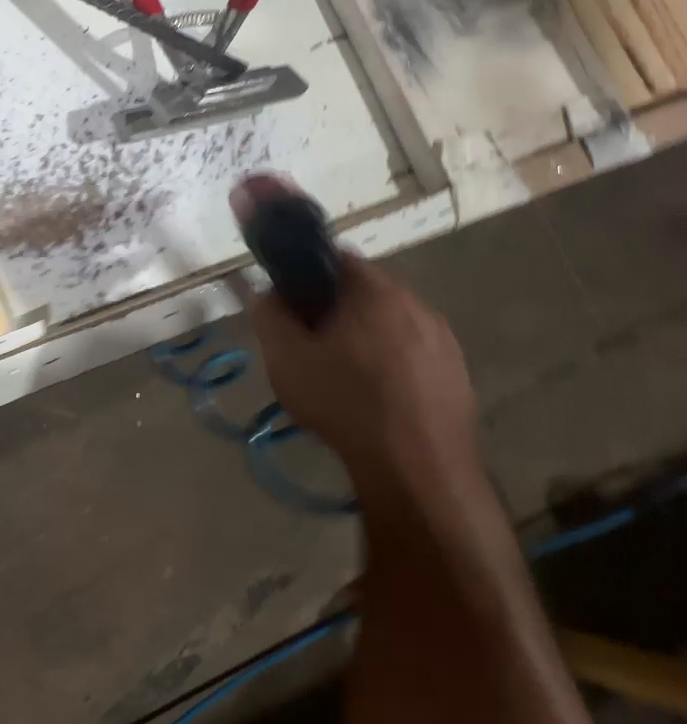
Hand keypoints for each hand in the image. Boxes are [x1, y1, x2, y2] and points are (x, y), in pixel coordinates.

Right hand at [236, 186, 478, 488]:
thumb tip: (266, 291)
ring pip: (387, 321)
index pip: (335, 257)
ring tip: (332, 367)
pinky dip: (384, 358)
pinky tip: (366, 390)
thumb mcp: (284, 356)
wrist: (417, 466)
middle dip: (330, 304)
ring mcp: (444, 340)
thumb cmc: (343, 401)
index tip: (283, 295)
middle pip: (363, 290)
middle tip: (300, 336)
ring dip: (358, 332)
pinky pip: (409, 349)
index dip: (304, 270)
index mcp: (376, 293)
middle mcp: (418, 306)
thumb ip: (269, 313)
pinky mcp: (456, 372)